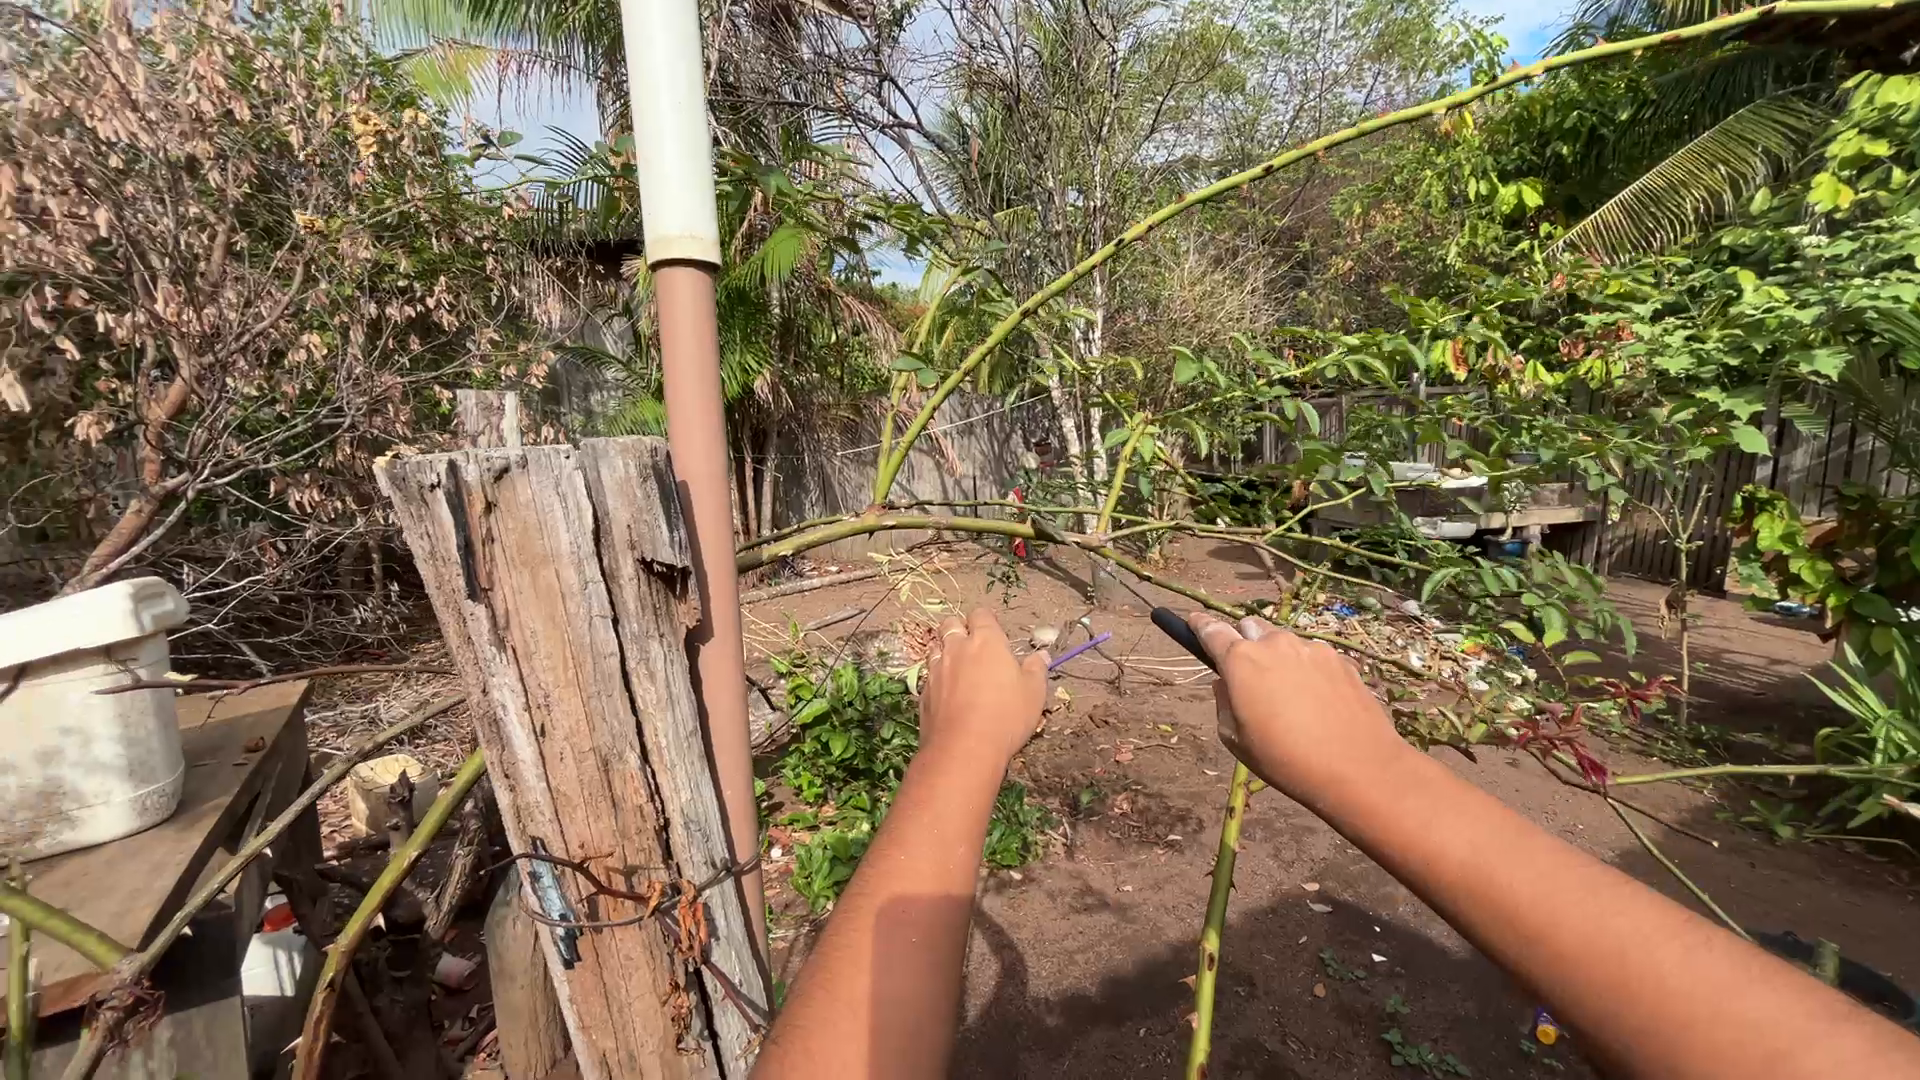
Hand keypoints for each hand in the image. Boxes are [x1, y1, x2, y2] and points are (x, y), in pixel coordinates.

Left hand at [920, 609, 1049, 775]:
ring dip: (945, 650)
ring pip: (935, 647)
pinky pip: (928, 674)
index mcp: (986, 641)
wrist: (964, 748)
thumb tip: (1041, 656)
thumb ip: (1036, 669)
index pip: (981, 615)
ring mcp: (936, 669)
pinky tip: (947, 690)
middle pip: (950, 624)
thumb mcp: (1033, 692)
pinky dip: (937, 676)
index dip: (986, 621)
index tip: (994, 632)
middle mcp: (957, 648)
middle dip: (959, 628)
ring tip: (958, 665)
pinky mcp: (924, 692)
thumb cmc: (1006, 716)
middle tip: (972, 644)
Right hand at [1187, 612, 1407, 799]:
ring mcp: (1311, 649)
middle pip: (1250, 627)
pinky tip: (1317, 700)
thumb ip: (1223, 702)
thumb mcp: (1234, 738)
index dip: (1199, 625)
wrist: (1358, 769)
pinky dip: (1306, 669)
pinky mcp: (1341, 660)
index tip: (1193, 621)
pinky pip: (1313, 656)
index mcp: (1241, 660)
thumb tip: (1226, 683)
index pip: (1211, 629)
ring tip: (1288, 693)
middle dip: (1243, 641)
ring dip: (1277, 656)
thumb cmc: (1285, 759)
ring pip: (1284, 641)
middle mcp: (1275, 644)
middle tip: (1248, 672)